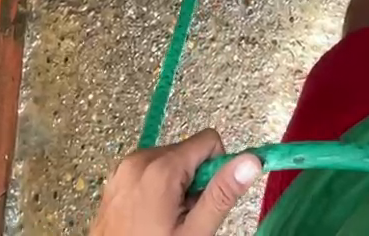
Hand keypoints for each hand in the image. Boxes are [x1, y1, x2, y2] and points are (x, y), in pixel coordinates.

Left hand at [89, 129, 260, 235]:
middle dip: (193, 180)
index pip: (209, 141)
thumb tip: (252, 160)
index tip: (205, 199)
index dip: (216, 169)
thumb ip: (223, 193)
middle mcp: (140, 159)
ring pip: (170, 160)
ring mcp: (124, 168)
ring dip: (175, 184)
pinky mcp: (116, 178)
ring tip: (165, 219)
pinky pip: (149, 169)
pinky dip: (156, 187)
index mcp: (161, 168)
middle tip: (184, 216)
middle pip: (188, 151)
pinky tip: (150, 216)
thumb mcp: (194, 233)